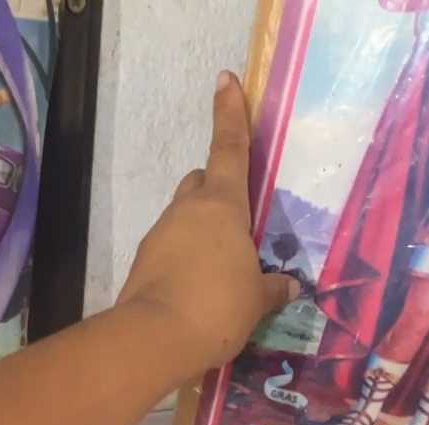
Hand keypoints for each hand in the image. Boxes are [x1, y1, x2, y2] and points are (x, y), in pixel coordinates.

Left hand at [116, 71, 296, 379]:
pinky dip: (182, 262)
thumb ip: (272, 288)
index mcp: (222, 204)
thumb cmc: (217, 308)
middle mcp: (186, 211)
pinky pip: (168, 252)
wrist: (155, 340)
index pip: (229, 148)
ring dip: (199, 234)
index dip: (229, 114)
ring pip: (182, 219)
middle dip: (216, 192)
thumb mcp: (255, 301)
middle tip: (236, 223)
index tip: (225, 80)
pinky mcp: (141, 265)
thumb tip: (287, 286)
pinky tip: (196, 293)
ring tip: (219, 273)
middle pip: (200, 183)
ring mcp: (159, 236)